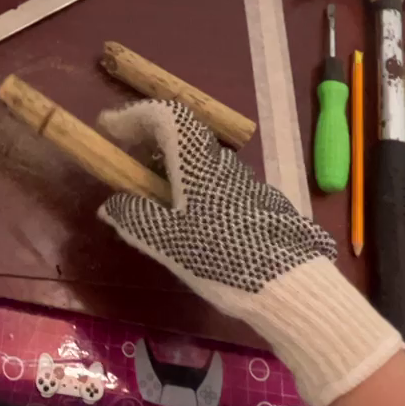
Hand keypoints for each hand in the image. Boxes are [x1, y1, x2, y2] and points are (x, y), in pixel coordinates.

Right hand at [97, 100, 401, 405]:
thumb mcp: (168, 243)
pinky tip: (204, 230)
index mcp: (198, 165)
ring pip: (207, 166)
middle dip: (154, 146)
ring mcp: (251, 186)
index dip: (136, 114)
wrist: (294, 291)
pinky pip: (227, 189)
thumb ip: (135, 218)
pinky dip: (204, 195)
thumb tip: (110, 204)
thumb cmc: (224, 259)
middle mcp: (225, 166)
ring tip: (164, 208)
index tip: (111, 129)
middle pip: (186, 138)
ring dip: (180, 172)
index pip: (168, 116)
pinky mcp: (268, 208)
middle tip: (132, 171)